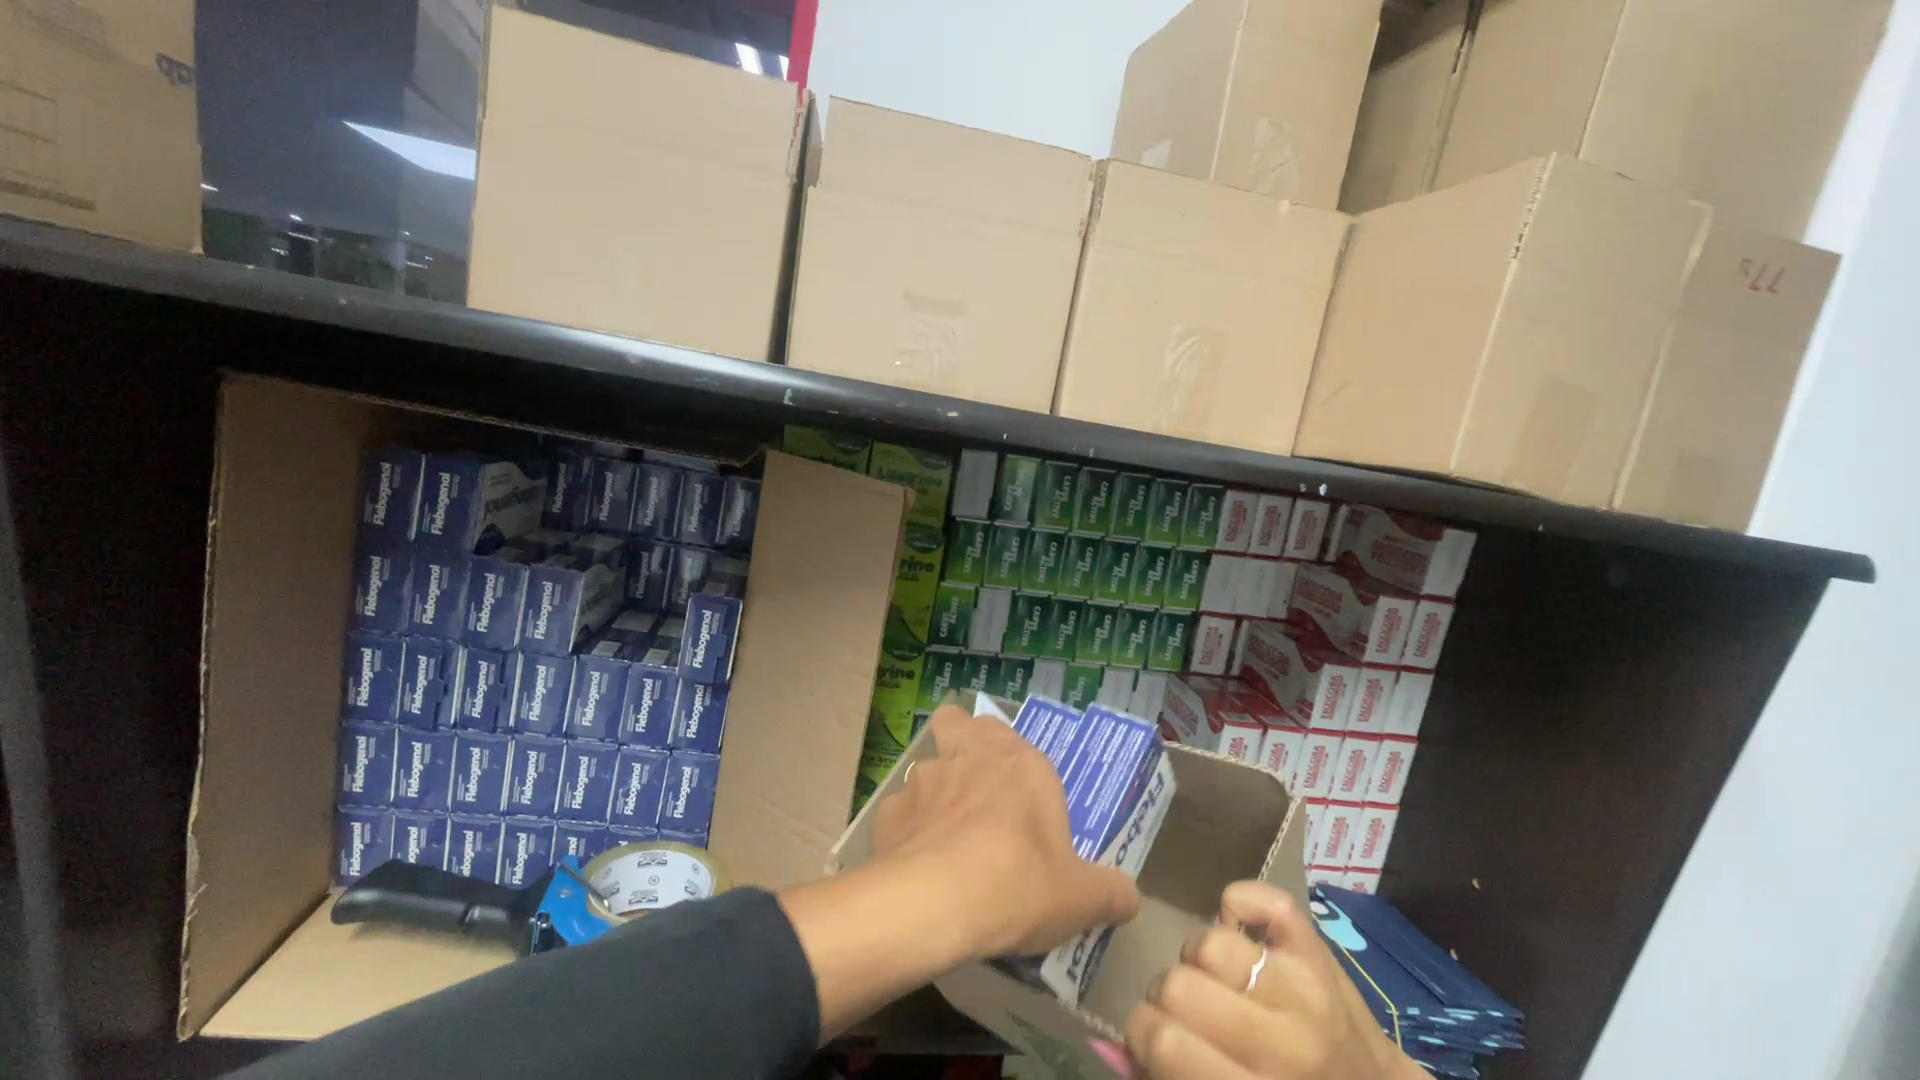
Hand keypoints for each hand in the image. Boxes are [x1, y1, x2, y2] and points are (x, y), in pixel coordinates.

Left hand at [869, 704, 1141, 958]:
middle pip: (956, 723)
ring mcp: (922, 781)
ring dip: (934, 792)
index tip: (1022, 793)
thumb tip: (1128, 898)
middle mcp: (968, 757)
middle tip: (975, 784)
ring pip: (925, 768)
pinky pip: (900, 814)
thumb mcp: (1080, 899)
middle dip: (961, 740)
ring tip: (944, 837)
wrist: (933, 904)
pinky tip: (917, 865)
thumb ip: (1109, 893)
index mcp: (1021, 764)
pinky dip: (908, 832)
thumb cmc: (1018, 884)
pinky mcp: (887, 813)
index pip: (1011, 733)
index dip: (1012, 755)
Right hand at [1123, 882, 1424, 1079]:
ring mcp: (1305, 988)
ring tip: (1215, 981)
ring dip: (1196, 960)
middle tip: (1188, 1017)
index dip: (1141, 1035)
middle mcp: (1283, 1041)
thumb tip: (1113, 1045)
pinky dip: (1240, 903)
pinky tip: (1239, 932)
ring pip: (1208, 944)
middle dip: (1166, 999)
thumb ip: (1167, 1078)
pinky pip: (1266, 900)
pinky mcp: (1320, 951)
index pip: (1164, 1042)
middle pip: (1178, 986)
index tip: (1153, 1043)